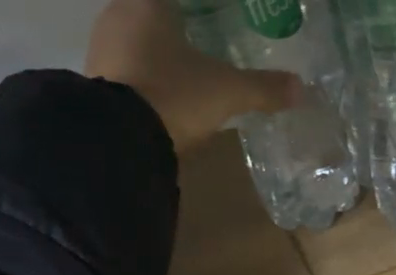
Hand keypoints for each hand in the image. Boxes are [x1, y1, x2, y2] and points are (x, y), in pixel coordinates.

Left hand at [84, 0, 302, 153]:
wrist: (121, 140)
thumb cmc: (174, 95)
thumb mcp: (226, 92)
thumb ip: (262, 87)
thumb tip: (300, 88)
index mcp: (148, 1)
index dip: (198, 8)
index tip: (215, 15)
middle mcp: (118, 14)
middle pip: (150, 8)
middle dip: (174, 21)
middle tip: (201, 34)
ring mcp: (102, 48)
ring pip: (134, 36)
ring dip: (155, 48)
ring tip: (183, 65)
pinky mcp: (95, 82)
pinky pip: (125, 66)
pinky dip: (143, 74)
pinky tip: (162, 91)